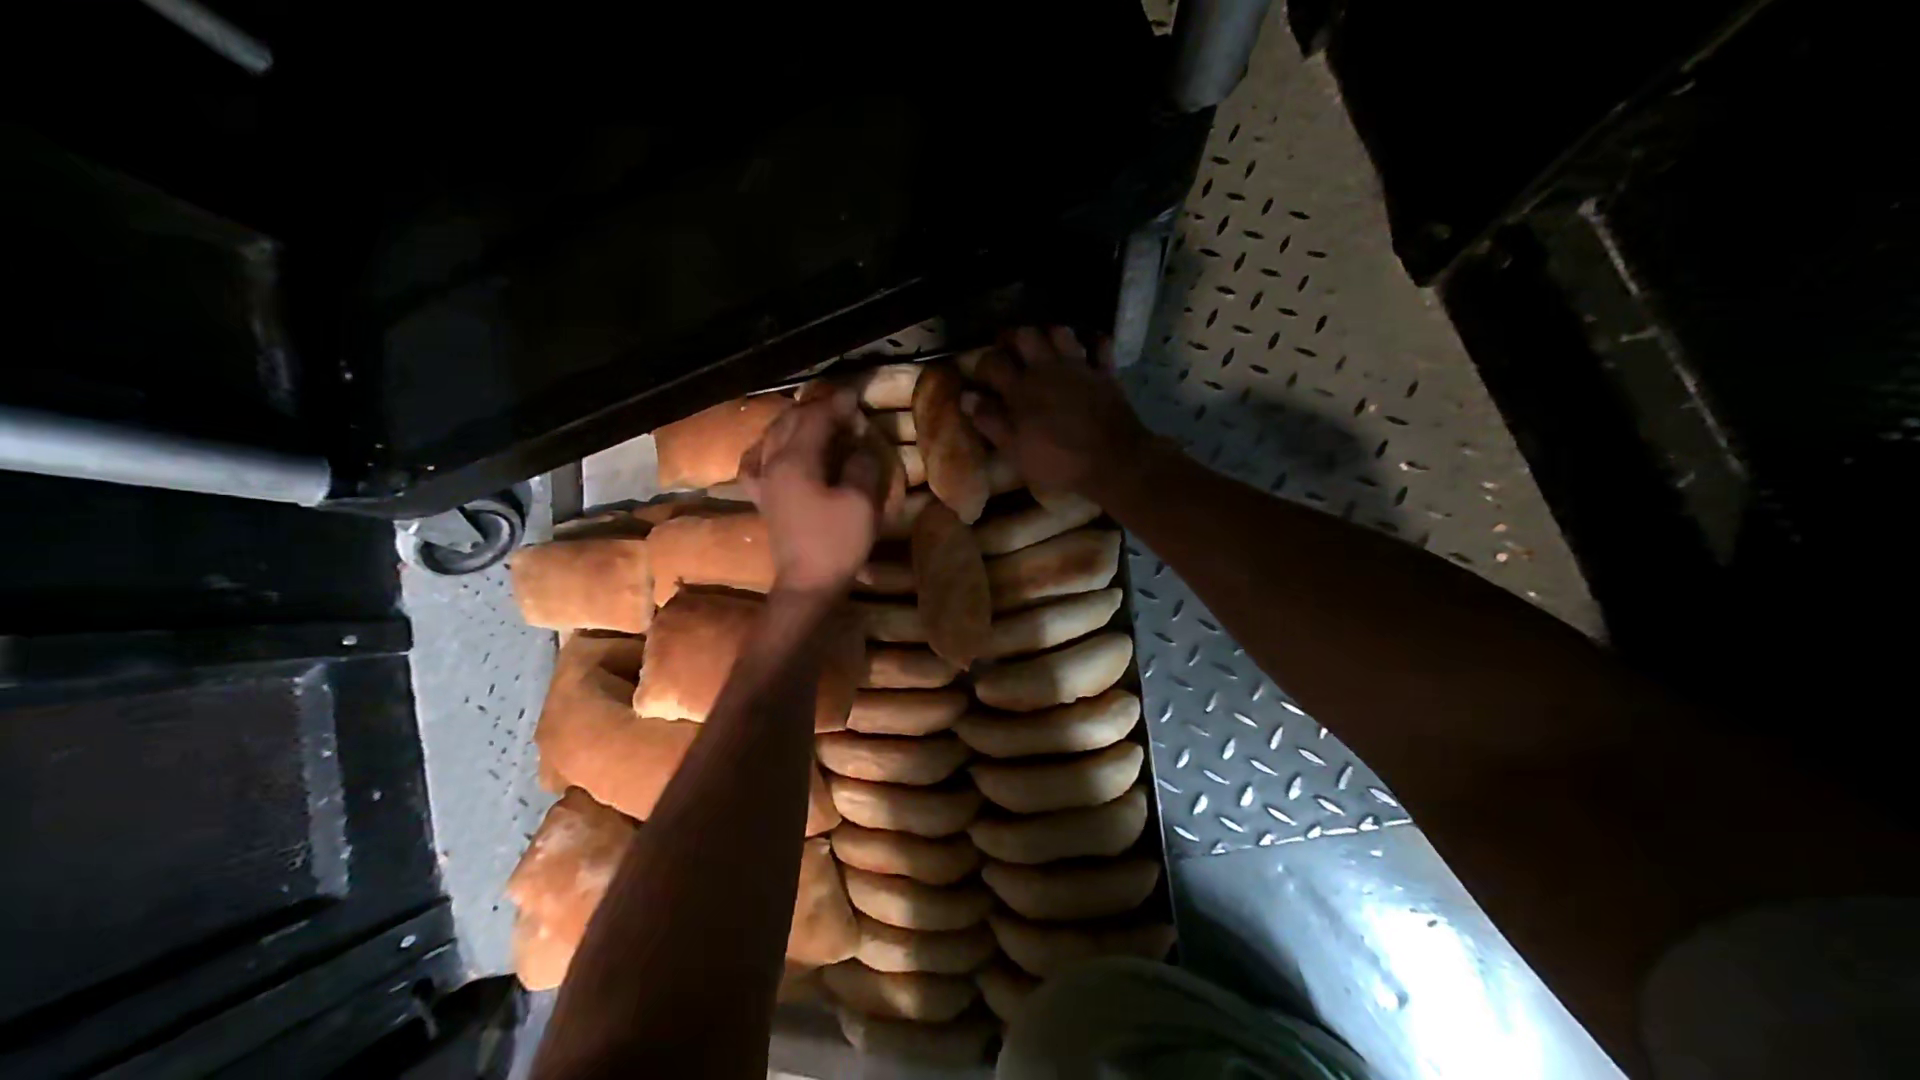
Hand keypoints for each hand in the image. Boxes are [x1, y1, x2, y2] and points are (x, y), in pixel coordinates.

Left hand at [739, 391, 885, 595]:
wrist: (808, 583)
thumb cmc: (836, 542)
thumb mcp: (860, 501)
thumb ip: (861, 464)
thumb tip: (859, 446)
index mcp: (795, 460)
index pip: (815, 419)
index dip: (837, 404)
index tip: (856, 396)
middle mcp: (772, 463)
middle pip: (790, 422)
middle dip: (816, 409)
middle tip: (842, 408)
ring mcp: (764, 481)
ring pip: (773, 437)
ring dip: (795, 423)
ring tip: (816, 422)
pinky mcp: (763, 498)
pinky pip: (757, 461)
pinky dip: (769, 447)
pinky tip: (777, 449)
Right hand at [959, 326, 1151, 500]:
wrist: (1113, 462)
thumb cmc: (1058, 461)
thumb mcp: (1015, 450)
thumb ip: (990, 421)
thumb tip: (967, 397)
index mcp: (1021, 388)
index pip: (993, 361)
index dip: (983, 364)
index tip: (981, 377)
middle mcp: (1047, 368)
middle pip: (1025, 334)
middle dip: (1013, 338)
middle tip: (1009, 352)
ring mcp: (1078, 366)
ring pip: (1060, 331)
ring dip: (1049, 335)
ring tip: (1044, 349)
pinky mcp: (1105, 372)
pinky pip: (1099, 344)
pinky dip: (1091, 342)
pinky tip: (1085, 349)